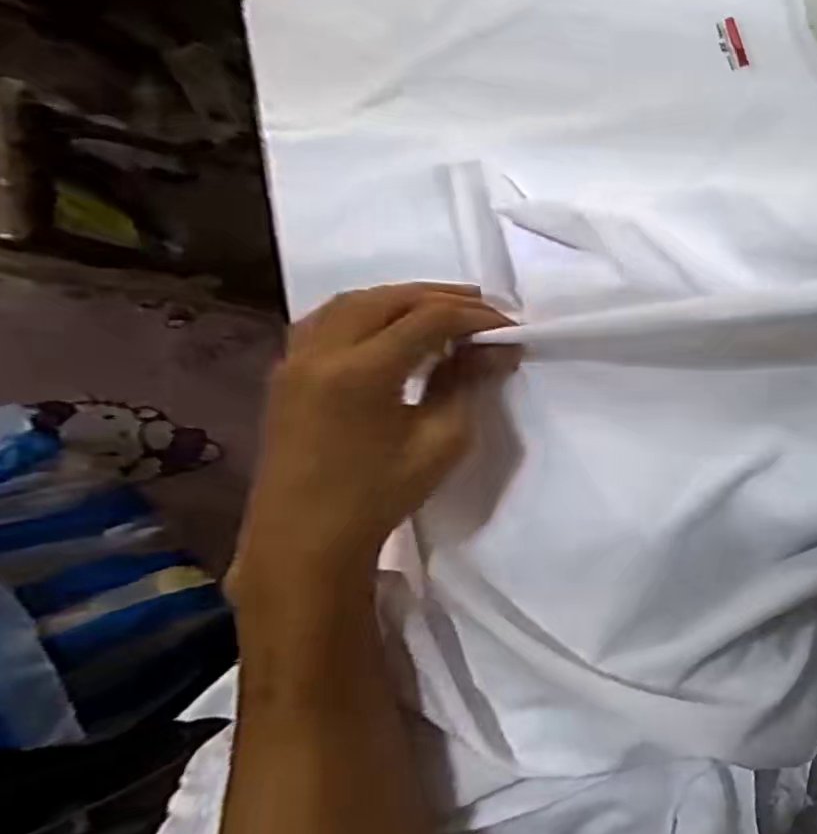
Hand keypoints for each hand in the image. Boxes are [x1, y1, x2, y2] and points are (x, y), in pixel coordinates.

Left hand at [233, 283, 518, 602]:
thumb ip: (467, 383)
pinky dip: (371, 310)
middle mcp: (321, 353)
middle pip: (389, 299)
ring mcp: (296, 359)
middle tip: (488, 309)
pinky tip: (398, 326)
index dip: (476, 316)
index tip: (511, 328)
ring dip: (405, 298)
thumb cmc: (382, 493)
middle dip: (444, 297)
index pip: (429, 319)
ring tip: (448, 309)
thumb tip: (496, 348)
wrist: (305, 535)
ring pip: (354, 301)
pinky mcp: (289, 371)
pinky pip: (330, 319)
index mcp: (361, 372)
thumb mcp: (443, 439)